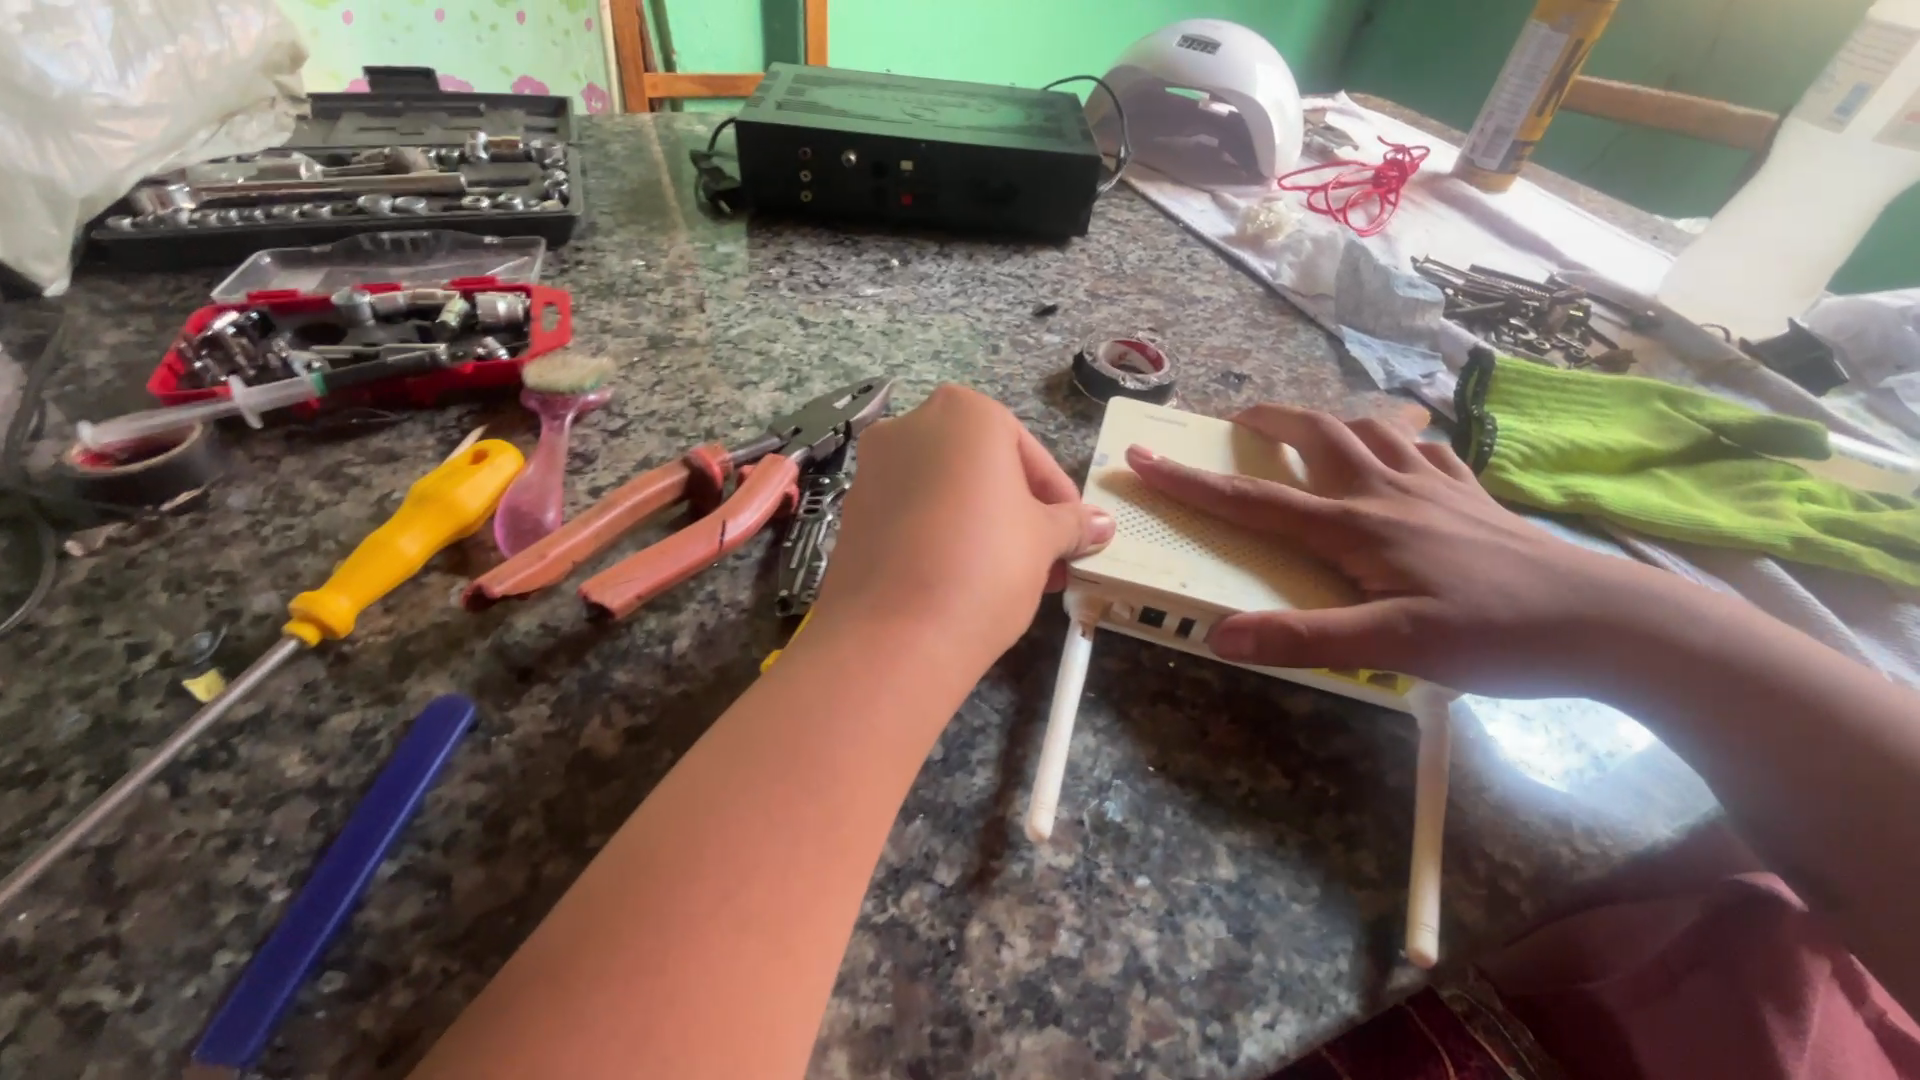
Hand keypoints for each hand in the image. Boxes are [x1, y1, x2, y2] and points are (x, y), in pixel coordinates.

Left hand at [811, 385, 1113, 665]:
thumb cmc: (985, 565)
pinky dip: (939, 536)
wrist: (895, 634)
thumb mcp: (1044, 541)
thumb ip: (1071, 523)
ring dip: (980, 524)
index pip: (1027, 450)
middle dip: (1017, 511)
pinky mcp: (852, 512)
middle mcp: (911, 425)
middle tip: (1046, 557)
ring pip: (944, 491)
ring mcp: (873, 469)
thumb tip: (1101, 523)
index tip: (1073, 533)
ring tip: (1009, 576)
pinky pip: (911, 515)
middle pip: (981, 467)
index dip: (1056, 496)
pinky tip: (961, 579)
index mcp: (964, 413)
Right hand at [1128, 405, 1664, 695]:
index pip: (1254, 501)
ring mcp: (1438, 487)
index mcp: (1355, 527)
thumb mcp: (1392, 646)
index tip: (1143, 456)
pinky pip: (1428, 448)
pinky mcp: (1476, 496)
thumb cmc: (1496, 635)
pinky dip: (1401, 436)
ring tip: (1309, 426)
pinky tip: (1401, 447)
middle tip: (1236, 421)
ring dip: (1331, 419)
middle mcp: (1389, 493)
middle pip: (1318, 435)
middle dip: (1268, 423)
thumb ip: (1303, 638)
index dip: (1191, 482)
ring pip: (1373, 429)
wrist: (1610, 622)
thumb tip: (1219, 636)